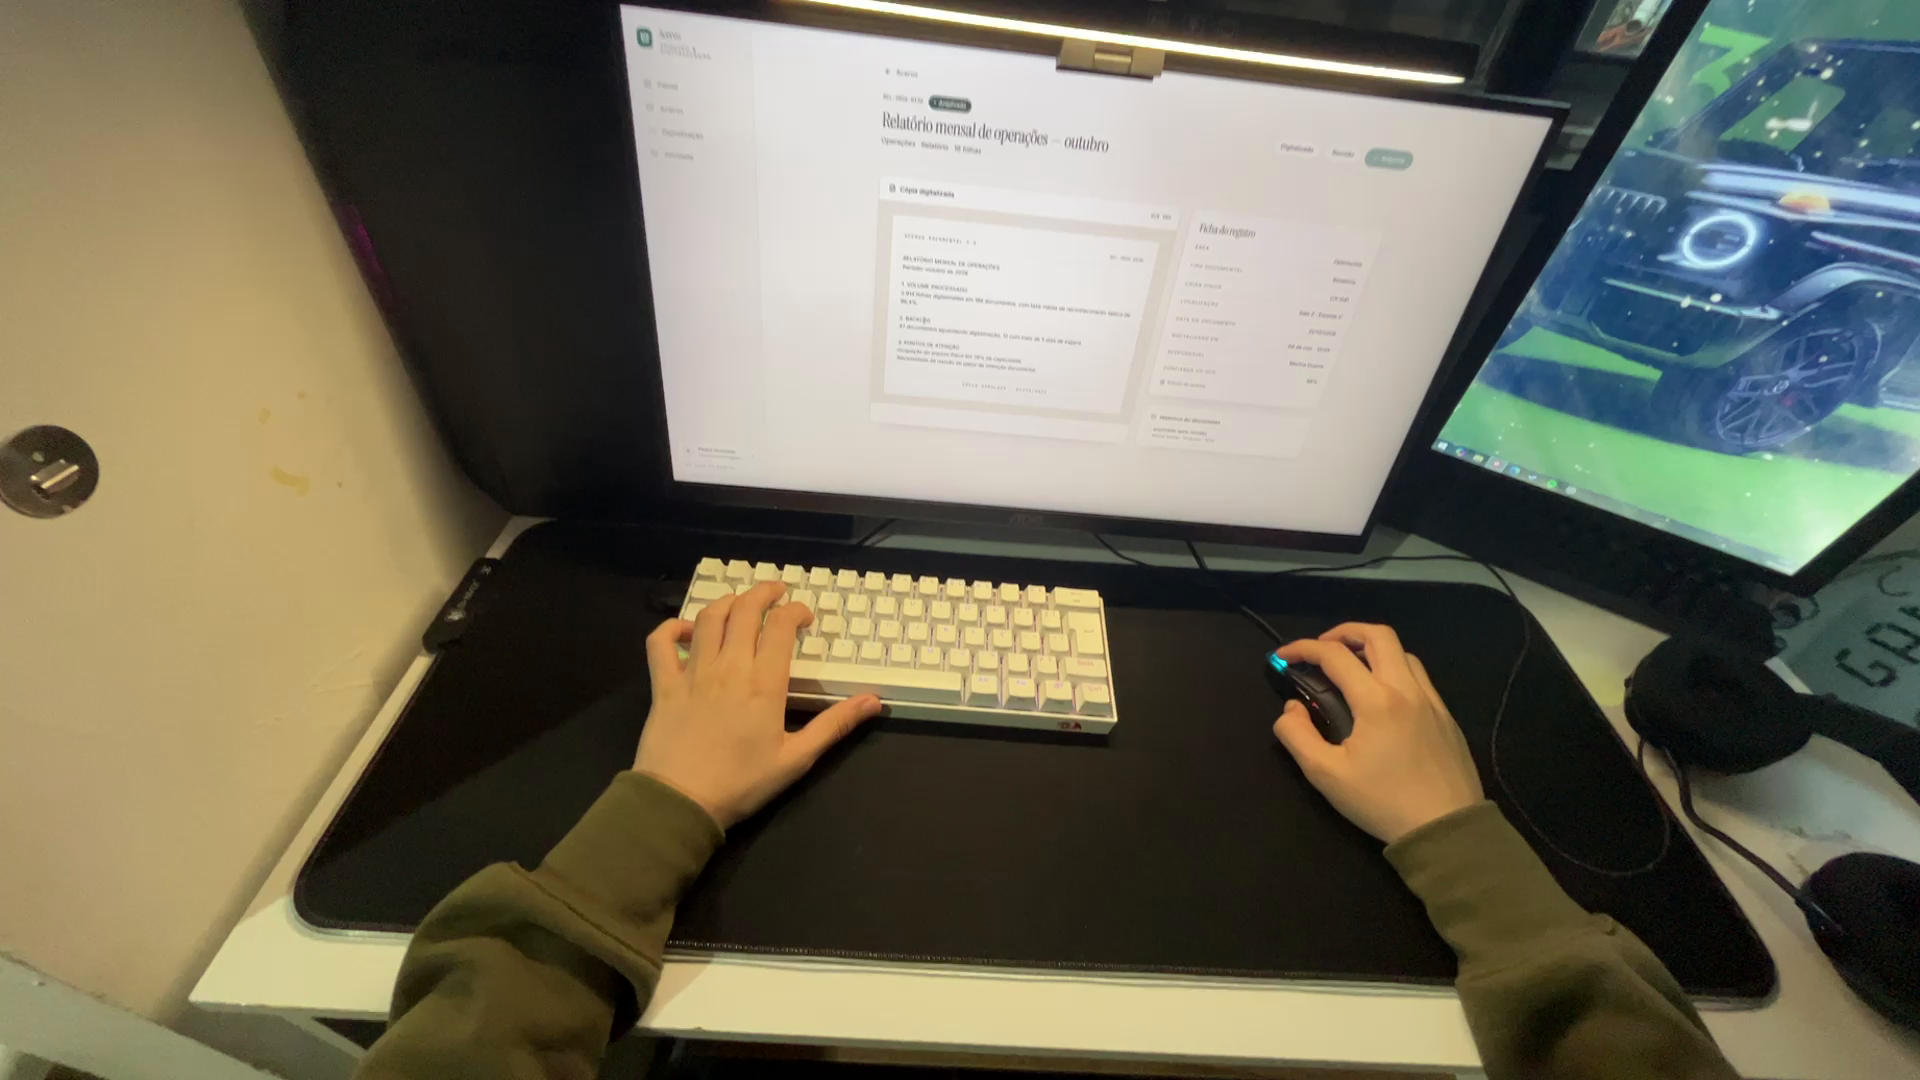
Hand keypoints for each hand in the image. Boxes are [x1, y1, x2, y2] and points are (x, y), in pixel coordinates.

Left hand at [636, 581, 881, 827]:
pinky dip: (672, 628)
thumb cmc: (741, 783)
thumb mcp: (797, 758)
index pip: (780, 625)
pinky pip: (661, 643)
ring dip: (727, 602)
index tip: (804, 616)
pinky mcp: (664, 685)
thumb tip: (873, 701)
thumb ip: (835, 725)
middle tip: (776, 592)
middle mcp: (729, 667)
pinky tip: (687, 631)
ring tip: (740, 603)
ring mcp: (693, 673)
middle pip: (744, 610)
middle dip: (763, 593)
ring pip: (708, 618)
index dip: (795, 610)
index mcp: (764, 682)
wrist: (678, 804)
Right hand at [1272, 623, 1482, 843]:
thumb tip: (1291, 709)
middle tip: (1321, 649)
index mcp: (1376, 701)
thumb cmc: (1382, 801)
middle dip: (1343, 632)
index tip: (1283, 656)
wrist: (1448, 832)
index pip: (1334, 655)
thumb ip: (1296, 734)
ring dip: (1371, 649)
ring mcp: (1432, 703)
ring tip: (1350, 668)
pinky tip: (1380, 695)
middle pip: (1378, 635)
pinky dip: (1393, 670)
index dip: (1303, 648)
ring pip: (1402, 653)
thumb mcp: (1325, 773)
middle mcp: (1407, 691)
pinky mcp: (1446, 718)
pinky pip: (1418, 677)